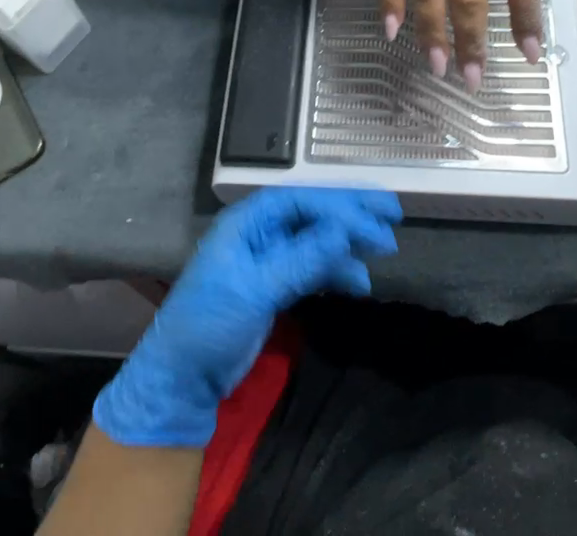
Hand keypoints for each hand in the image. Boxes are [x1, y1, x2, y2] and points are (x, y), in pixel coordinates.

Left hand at [92, 187, 401, 447]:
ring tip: (383, 252)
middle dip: (351, 214)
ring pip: (316, 240)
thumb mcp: (256, 289)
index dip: (341, 203)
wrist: (184, 377)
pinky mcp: (275, 286)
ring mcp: (268, 259)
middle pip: (312, 212)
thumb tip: (346, 230)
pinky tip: (359, 282)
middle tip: (393, 216)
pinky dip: (337, 271)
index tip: (379, 216)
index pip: (301, 199)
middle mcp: (258, 233)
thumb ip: (302, 259)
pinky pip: (314, 267)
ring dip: (348, 245)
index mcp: (246, 222)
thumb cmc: (210, 323)